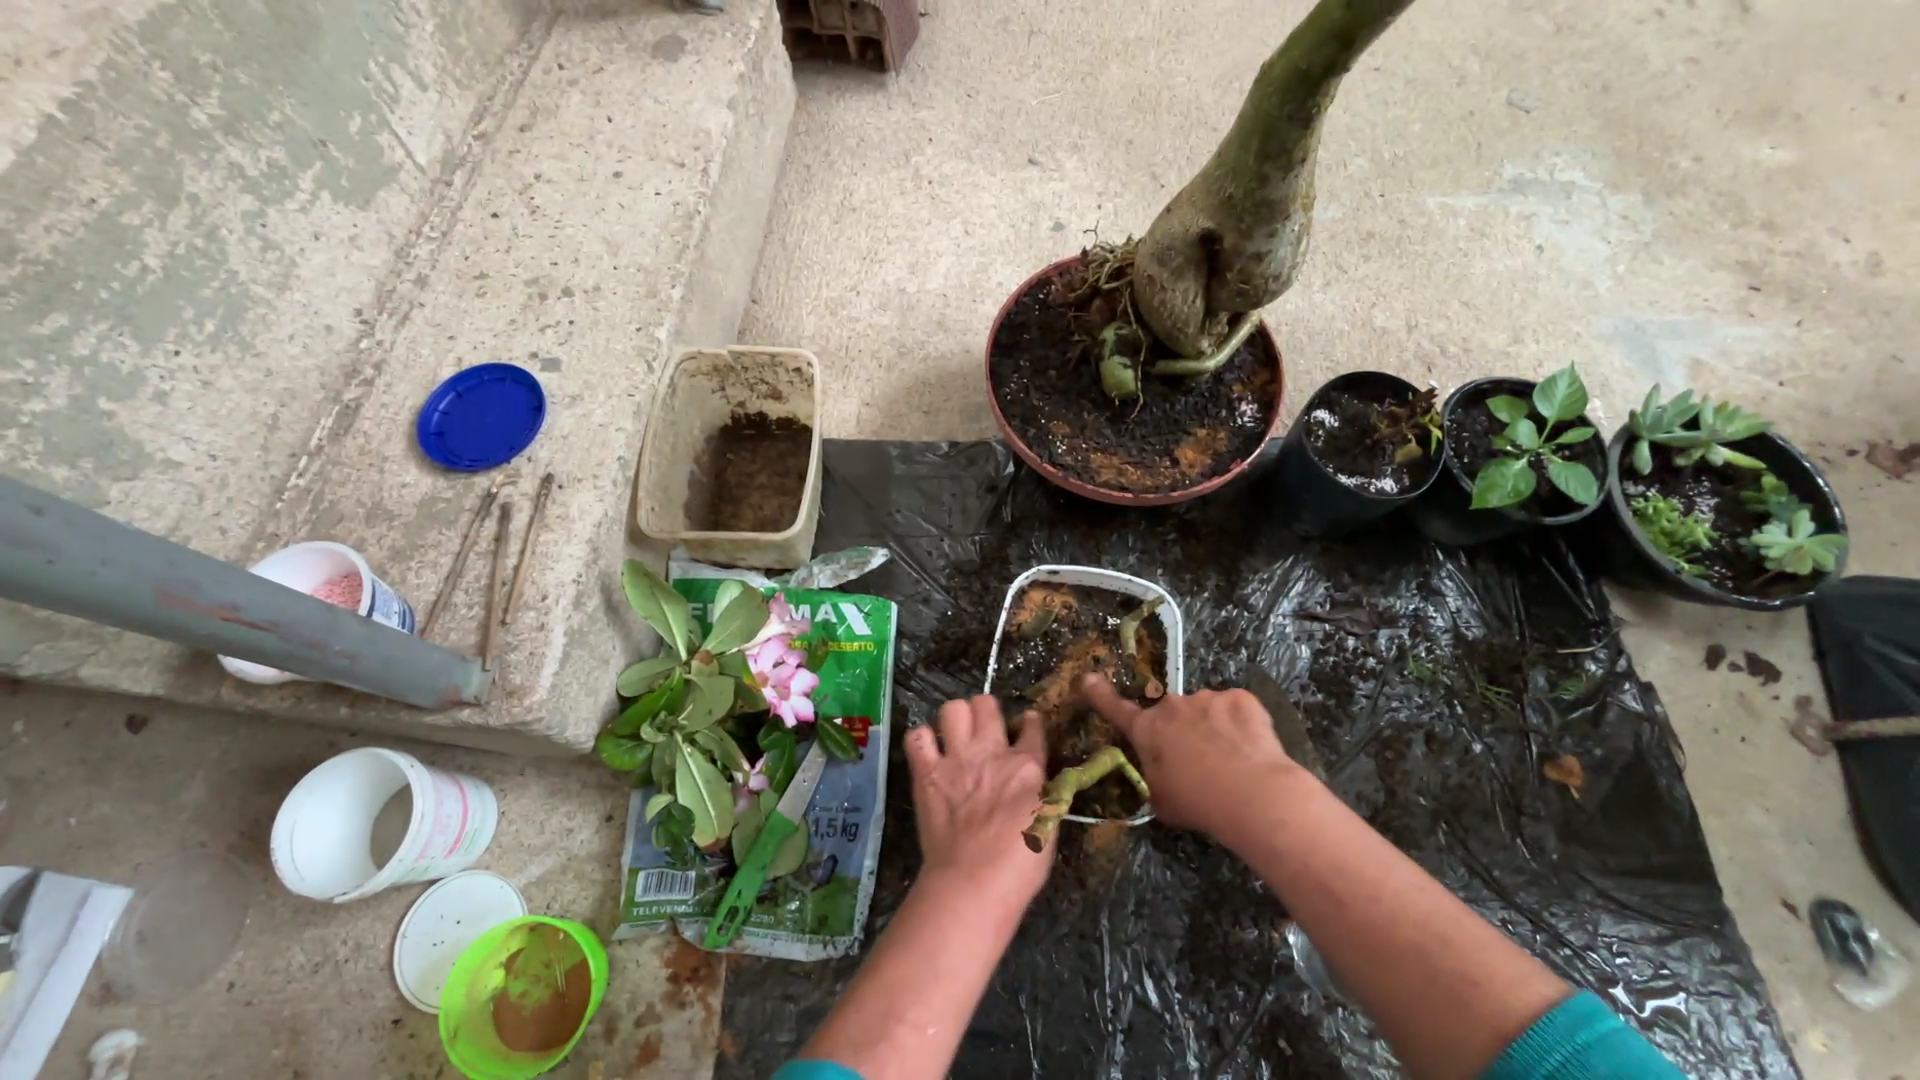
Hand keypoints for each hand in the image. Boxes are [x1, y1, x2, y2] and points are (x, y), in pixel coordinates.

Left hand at [905, 696, 1052, 904]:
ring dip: (955, 718)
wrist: (974, 880)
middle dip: (986, 710)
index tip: (1028, 725)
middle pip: (986, 704)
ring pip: (952, 709)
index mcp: (1027, 765)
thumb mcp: (1050, 824)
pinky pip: (917, 737)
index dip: (1031, 723)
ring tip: (956, 735)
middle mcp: (991, 752)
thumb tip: (1045, 782)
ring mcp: (955, 759)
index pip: (1033, 728)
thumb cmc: (1020, 862)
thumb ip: (1047, 794)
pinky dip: (922, 740)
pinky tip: (928, 752)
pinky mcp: (925, 773)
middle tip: (986, 729)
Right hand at [1083, 674, 1300, 846]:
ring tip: (1232, 761)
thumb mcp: (1160, 799)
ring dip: (1212, 728)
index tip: (1089, 678)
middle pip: (1172, 715)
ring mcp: (1207, 698)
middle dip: (1181, 731)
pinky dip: (1240, 724)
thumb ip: (1153, 778)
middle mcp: (1171, 707)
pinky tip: (1251, 749)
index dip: (1101, 694)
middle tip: (1200, 762)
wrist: (1252, 794)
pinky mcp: (1240, 698)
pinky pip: (1235, 709)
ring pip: (1206, 711)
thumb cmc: (1197, 802)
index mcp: (1147, 730)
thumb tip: (1159, 774)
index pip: (1116, 709)